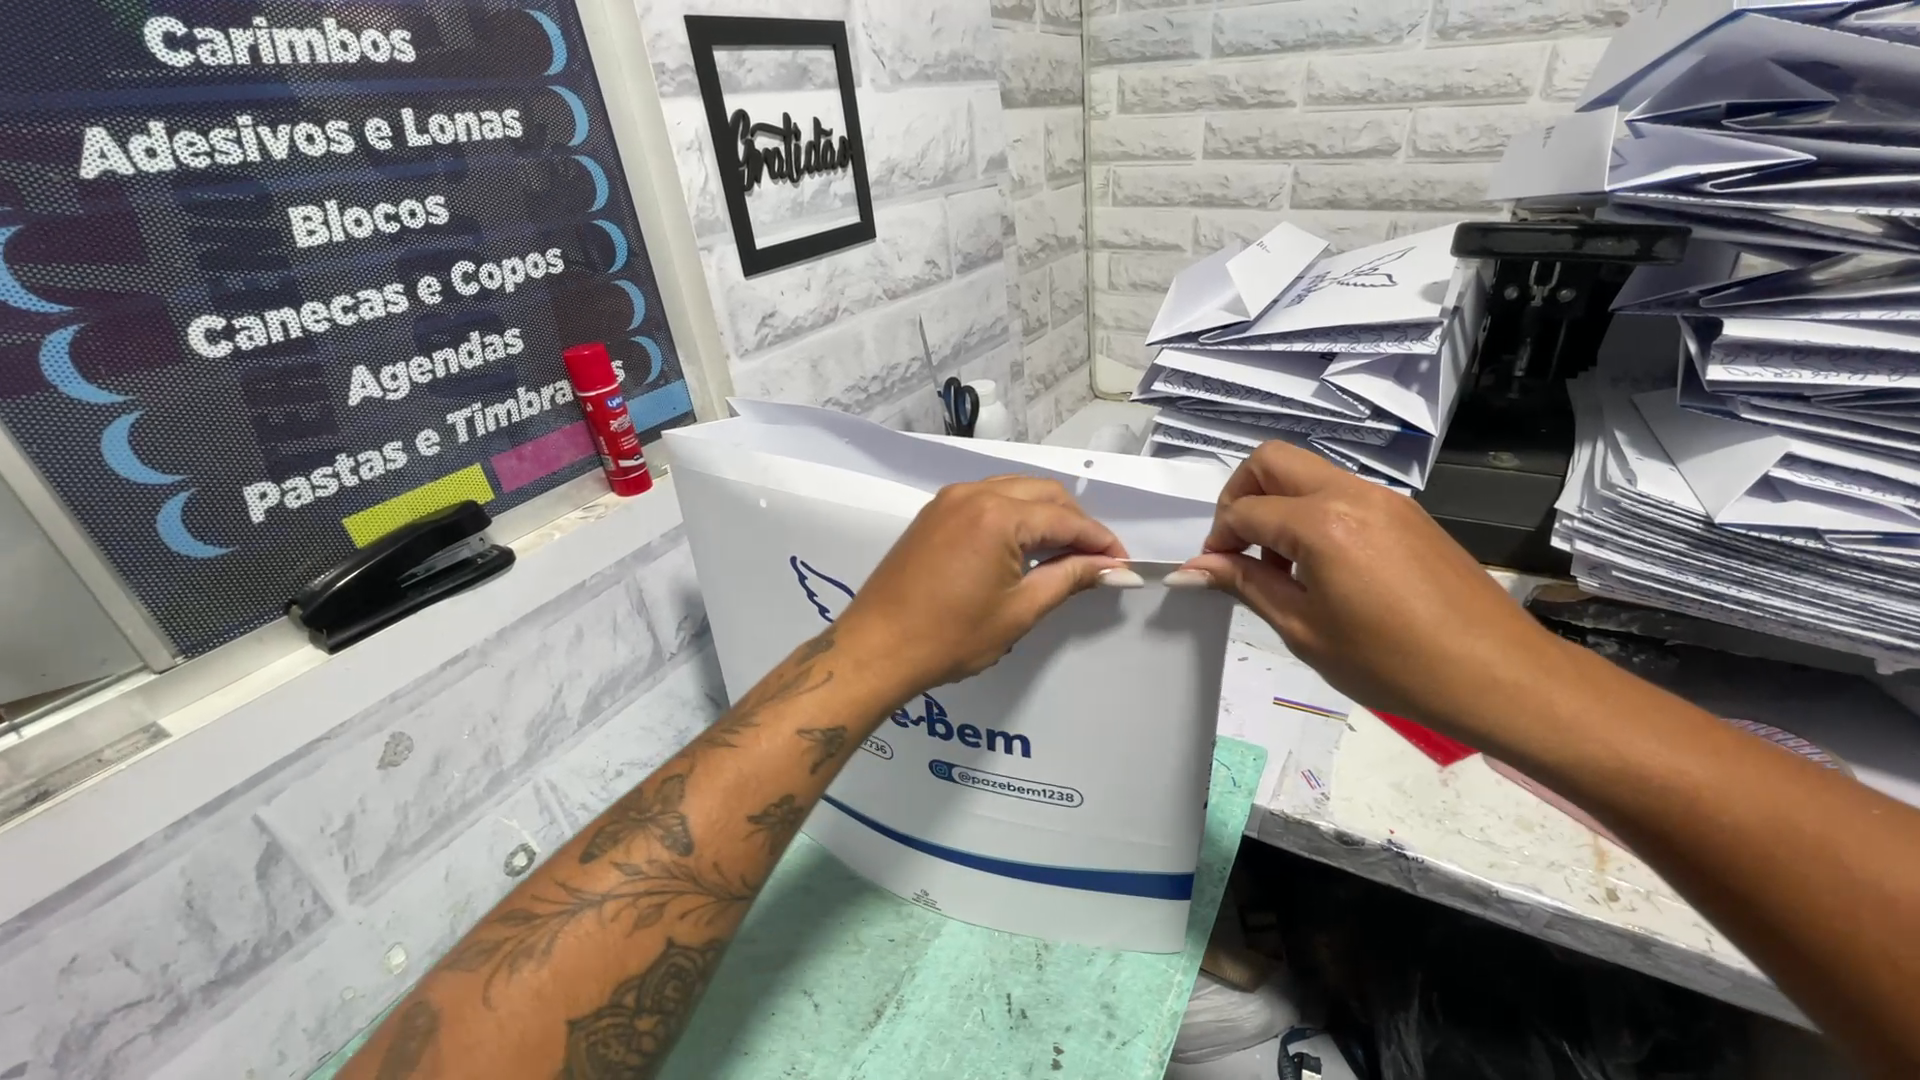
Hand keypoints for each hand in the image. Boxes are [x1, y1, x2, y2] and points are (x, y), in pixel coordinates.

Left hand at [834, 477, 1128, 698]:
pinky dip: (1014, 516)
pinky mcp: (934, 513)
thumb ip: (1069, 578)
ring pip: (1015, 491)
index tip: (1122, 564)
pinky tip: (1023, 547)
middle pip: (1044, 494)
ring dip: (1045, 516)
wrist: (876, 648)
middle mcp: (973, 493)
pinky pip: (988, 499)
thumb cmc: (950, 637)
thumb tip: (1110, 567)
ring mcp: (949, 500)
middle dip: (1075, 524)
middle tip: (1095, 561)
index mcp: (997, 515)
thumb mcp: (1020, 610)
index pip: (1066, 519)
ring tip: (1063, 556)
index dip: (1100, 541)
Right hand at [1175, 442, 1564, 735]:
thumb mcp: (1304, 629)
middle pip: (1272, 460)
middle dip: (1240, 496)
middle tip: (1238, 548)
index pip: (1245, 511)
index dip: (1217, 539)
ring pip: (1309, 473)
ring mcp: (1386, 500)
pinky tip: (1324, 569)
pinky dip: (1313, 514)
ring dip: (1278, 505)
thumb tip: (1194, 567)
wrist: (1497, 675)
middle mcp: (1352, 494)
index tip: (1212, 572)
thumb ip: (1247, 584)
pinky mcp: (1408, 514)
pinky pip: (1342, 494)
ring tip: (1283, 567)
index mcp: (1322, 523)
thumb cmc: (1391, 663)